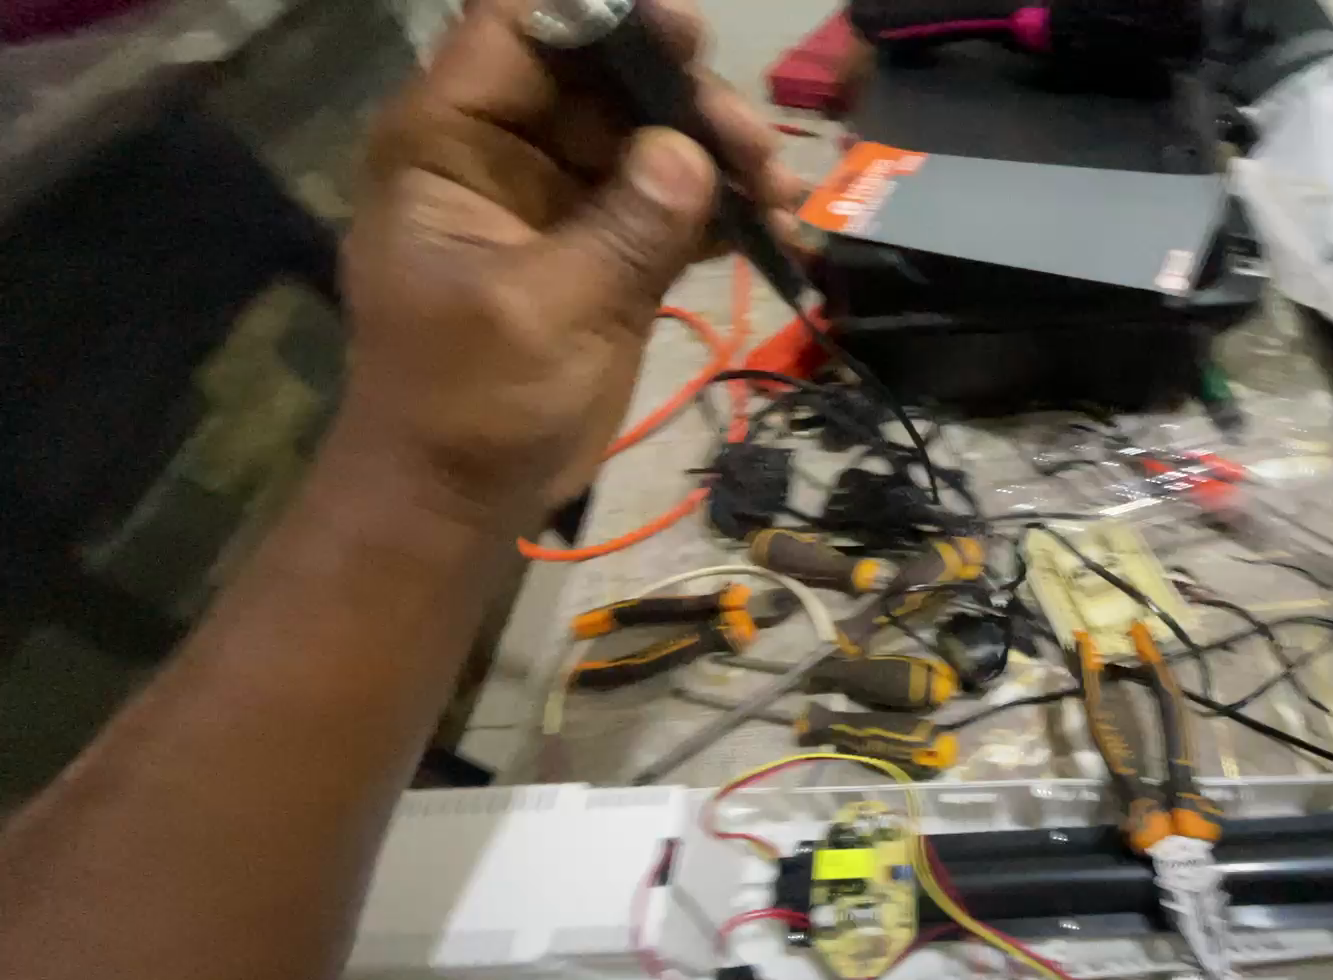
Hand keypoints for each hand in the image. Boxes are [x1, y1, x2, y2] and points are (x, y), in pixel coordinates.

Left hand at [340, 0, 805, 524]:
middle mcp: (515, 161)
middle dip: (690, 109)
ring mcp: (572, 212)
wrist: (469, 489)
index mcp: (457, 146)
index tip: (689, 39)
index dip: (603, 20)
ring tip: (785, 199)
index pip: (523, 36)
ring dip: (724, 167)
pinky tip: (773, 235)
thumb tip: (693, 156)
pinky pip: (675, 218)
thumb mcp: (544, 313)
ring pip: (655, 154)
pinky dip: (724, 221)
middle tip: (762, 153)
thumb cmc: (473, 403)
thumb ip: (621, 232)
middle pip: (610, 91)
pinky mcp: (615, 260)